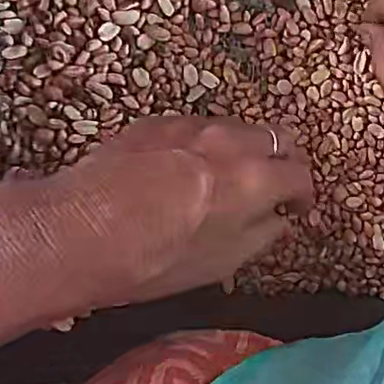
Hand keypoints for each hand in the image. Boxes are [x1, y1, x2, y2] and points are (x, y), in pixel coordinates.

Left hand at [42, 116, 313, 308]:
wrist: (80, 230)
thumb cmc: (155, 259)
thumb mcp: (220, 262)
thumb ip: (261, 234)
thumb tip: (279, 219)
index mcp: (253, 178)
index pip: (300, 174)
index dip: (304, 194)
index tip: (296, 208)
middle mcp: (229, 141)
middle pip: (277, 136)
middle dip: (283, 161)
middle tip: (273, 187)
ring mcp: (191, 125)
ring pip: (237, 129)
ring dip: (244, 150)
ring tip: (225, 180)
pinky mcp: (158, 122)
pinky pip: (198, 128)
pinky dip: (205, 146)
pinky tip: (182, 171)